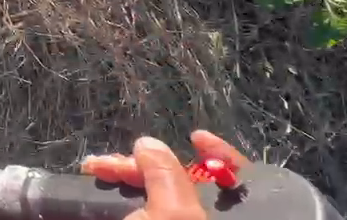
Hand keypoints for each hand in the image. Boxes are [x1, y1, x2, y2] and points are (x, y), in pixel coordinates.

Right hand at [80, 131, 248, 219]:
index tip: (194, 135)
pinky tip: (107, 184)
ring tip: (98, 171)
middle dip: (150, 165)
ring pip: (170, 198)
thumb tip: (151, 144)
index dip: (225, 157)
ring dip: (131, 176)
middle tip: (113, 163)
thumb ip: (167, 177)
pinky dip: (133, 196)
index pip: (249, 186)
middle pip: (197, 188)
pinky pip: (157, 211)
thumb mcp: (173, 219)